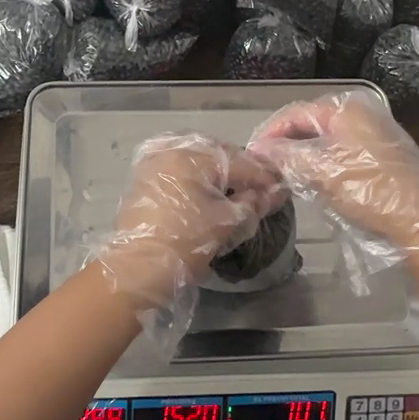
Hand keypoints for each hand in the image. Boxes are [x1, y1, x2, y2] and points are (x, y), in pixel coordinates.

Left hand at [94, 134, 286, 306]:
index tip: (282, 189)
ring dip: (219, 173)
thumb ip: (255, 202)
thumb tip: (278, 192)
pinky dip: (197, 177)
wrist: (135, 270)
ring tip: (238, 192)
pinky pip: (180, 168)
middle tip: (262, 190)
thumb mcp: (228, 223)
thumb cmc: (185, 243)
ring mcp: (155, 161)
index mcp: (195, 156)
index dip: (265, 177)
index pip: (242, 162)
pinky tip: (209, 192)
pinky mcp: (144, 177)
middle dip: (242, 171)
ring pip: (199, 160)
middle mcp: (173, 150)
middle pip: (220, 155)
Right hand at [248, 93, 418, 253]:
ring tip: (284, 171)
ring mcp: (375, 132)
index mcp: (346, 110)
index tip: (253, 153)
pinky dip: (324, 159)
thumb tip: (261, 148)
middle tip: (266, 163)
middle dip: (286, 141)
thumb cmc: (370, 190)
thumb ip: (288, 155)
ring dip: (304, 152)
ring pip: (327, 137)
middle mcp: (361, 113)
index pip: (296, 113)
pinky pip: (343, 149)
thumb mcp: (322, 172)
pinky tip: (313, 177)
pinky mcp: (383, 153)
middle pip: (312, 122)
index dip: (271, 132)